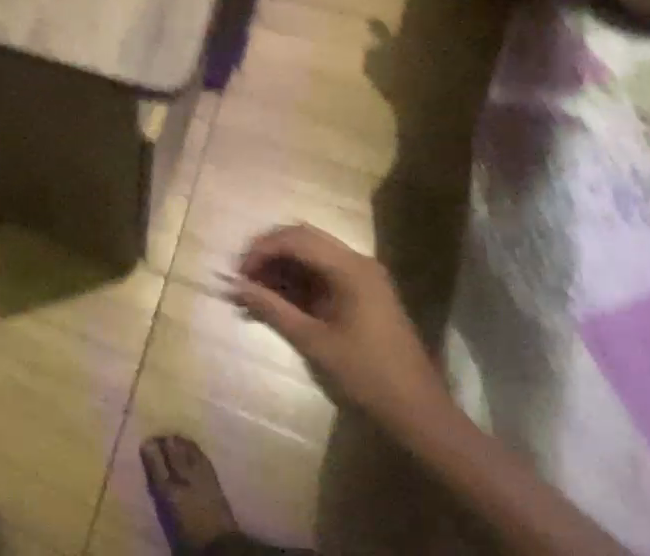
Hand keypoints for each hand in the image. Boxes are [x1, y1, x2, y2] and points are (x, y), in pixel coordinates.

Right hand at [228, 224, 448, 428]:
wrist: (417, 411)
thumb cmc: (365, 375)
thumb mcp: (312, 341)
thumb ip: (271, 308)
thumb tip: (233, 286)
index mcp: (350, 269)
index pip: (294, 239)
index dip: (260, 251)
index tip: (237, 276)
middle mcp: (357, 262)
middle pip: (302, 239)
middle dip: (267, 255)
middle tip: (242, 280)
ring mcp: (362, 277)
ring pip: (310, 255)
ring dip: (279, 268)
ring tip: (252, 295)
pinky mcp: (362, 294)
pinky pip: (321, 274)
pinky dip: (295, 282)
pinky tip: (275, 304)